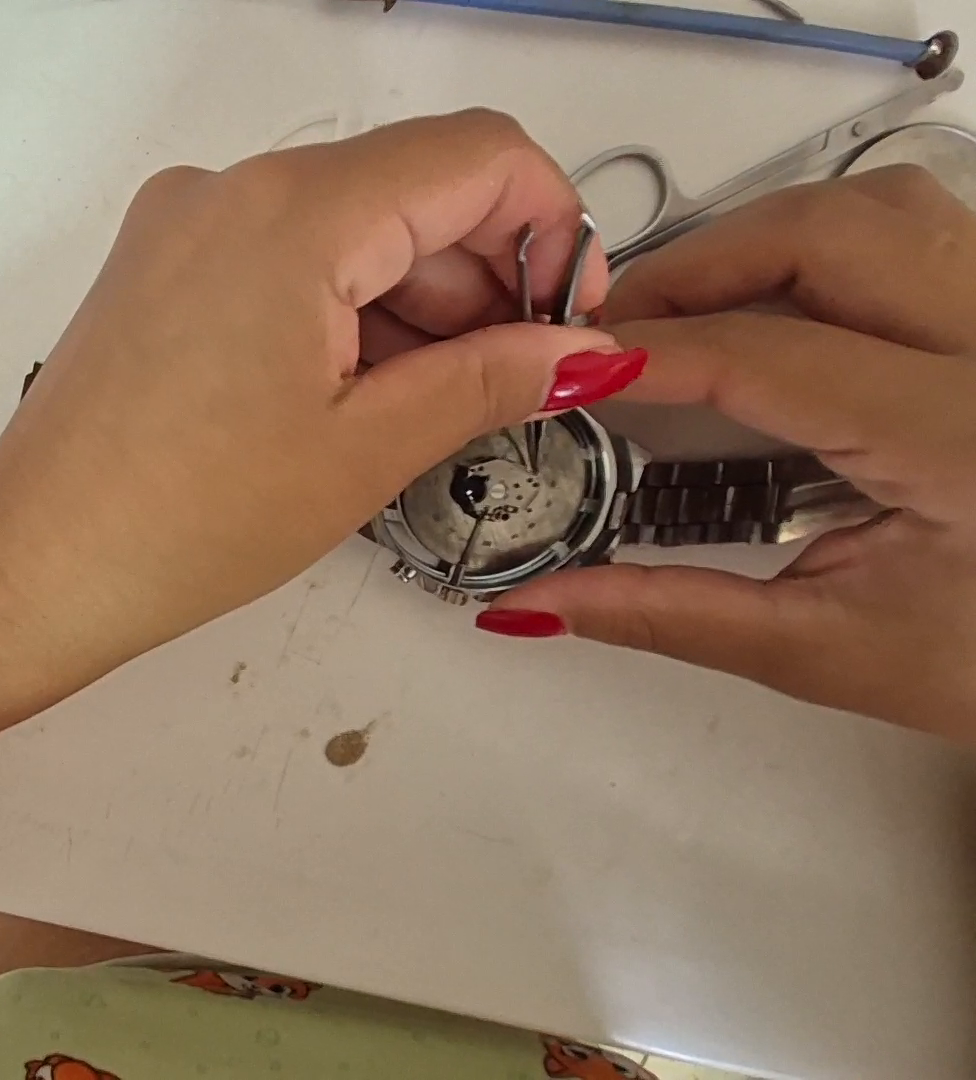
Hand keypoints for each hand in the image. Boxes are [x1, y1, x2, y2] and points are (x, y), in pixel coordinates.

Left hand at [0, 110, 631, 697]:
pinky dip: (318, 312)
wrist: (36, 567)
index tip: (563, 321)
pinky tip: (330, 392)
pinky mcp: (142, 278)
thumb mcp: (360, 451)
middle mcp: (219, 192)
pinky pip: (262, 264)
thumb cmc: (186, 521)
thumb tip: (583, 349)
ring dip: (391, 306)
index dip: (548, 230)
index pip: (474, 156)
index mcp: (289, 210)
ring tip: (403, 409)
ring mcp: (168, 233)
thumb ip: (487, 379)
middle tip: (490, 385)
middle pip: (396, 194)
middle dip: (466, 282)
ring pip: (328, 234)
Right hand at [488, 166, 975, 741]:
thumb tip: (530, 604)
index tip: (551, 372)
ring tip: (670, 320)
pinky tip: (755, 320)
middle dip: (690, 266)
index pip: (766, 355)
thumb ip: (667, 615)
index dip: (642, 354)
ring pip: (883, 209)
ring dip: (751, 246)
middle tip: (603, 334)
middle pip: (833, 231)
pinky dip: (807, 255)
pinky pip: (914, 235)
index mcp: (968, 435)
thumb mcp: (832, 651)